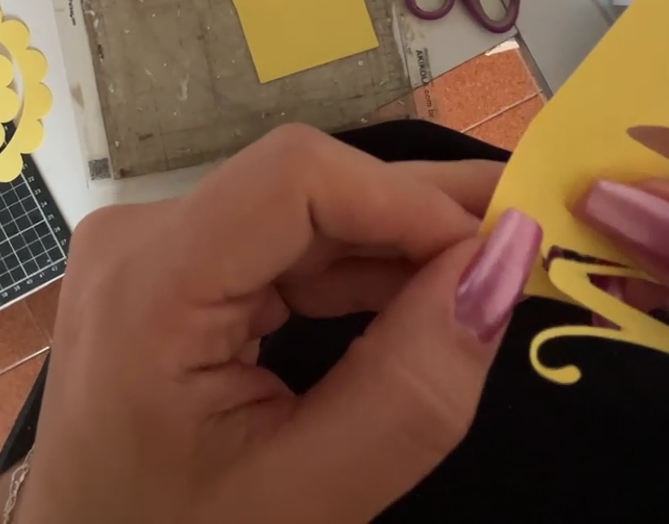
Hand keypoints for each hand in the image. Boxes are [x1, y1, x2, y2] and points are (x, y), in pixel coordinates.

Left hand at [15, 125, 540, 523]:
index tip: (501, 243)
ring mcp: (153, 240)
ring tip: (491, 258)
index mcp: (149, 281)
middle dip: (417, 210)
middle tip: (526, 227)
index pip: (292, 177)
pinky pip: (279, 243)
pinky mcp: (173, 259)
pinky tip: (420, 286)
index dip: (405, 196)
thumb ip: (407, 391)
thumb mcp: (303, 500)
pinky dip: (353, 266)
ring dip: (395, 237)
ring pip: (299, 210)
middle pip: (300, 186)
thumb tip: (501, 267)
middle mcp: (142, 232)